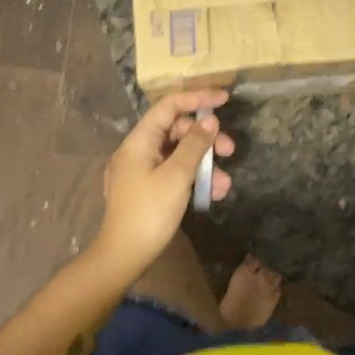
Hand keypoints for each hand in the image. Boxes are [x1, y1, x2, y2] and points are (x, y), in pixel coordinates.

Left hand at [91, 89, 234, 270]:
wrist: (124, 255)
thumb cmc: (149, 212)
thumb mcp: (177, 176)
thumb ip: (194, 146)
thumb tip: (209, 121)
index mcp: (138, 141)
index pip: (168, 106)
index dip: (197, 99)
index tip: (224, 99)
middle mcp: (137, 151)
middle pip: (175, 130)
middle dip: (205, 139)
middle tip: (230, 150)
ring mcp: (140, 171)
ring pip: (178, 155)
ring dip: (204, 165)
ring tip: (225, 185)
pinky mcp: (146, 190)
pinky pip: (173, 173)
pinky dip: (193, 179)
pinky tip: (213, 195)